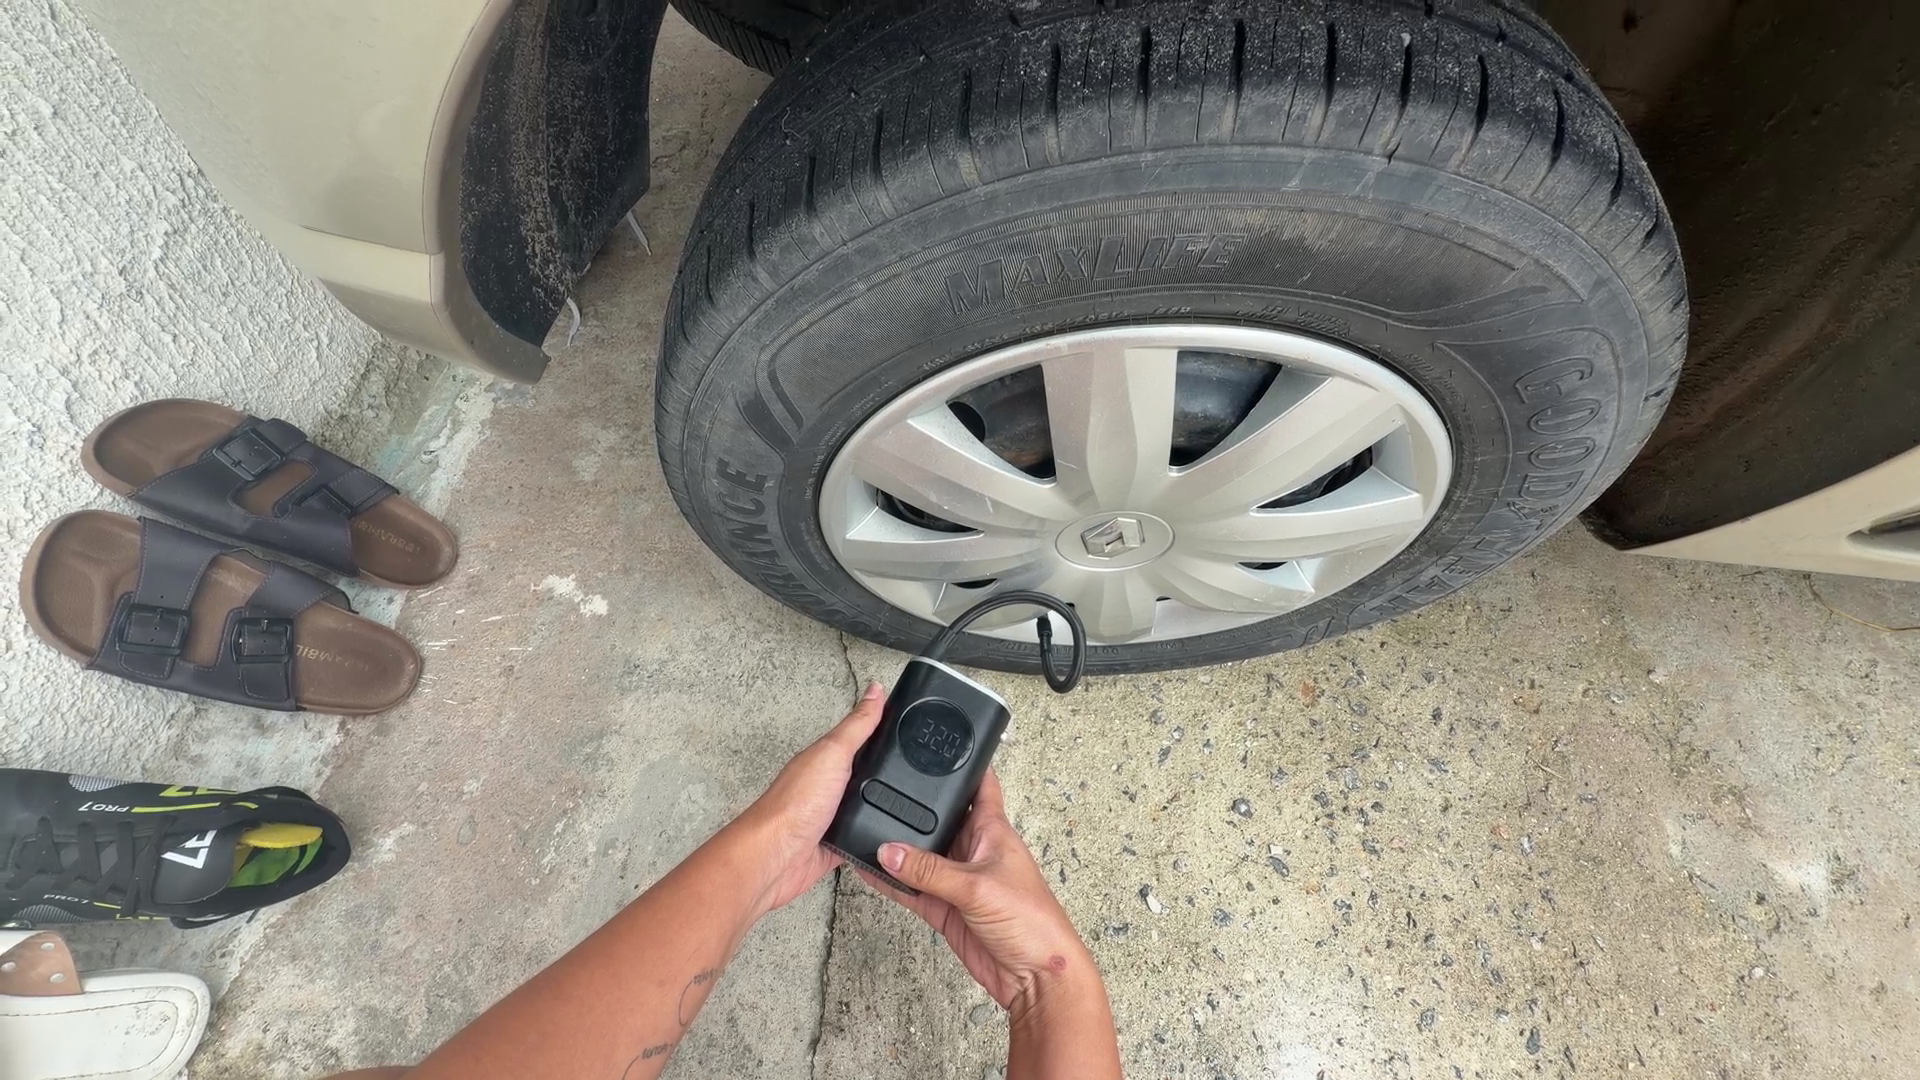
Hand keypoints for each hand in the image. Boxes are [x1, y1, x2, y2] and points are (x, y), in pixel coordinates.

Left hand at [730, 682, 886, 913]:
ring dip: (881, 802)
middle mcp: (829, 783)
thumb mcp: (832, 754)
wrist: (778, 855)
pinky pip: (863, 834)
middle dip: (887, 767)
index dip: (880, 724)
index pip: (859, 734)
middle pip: (865, 770)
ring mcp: (833, 813)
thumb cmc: (794, 803)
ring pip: (866, 802)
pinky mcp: (837, 842)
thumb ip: (857, 725)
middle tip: (914, 757)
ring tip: (907, 795)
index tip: (904, 713)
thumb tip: (875, 689)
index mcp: (827, 756)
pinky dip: (875, 833)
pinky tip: (889, 831)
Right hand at [857, 771, 1095, 1016]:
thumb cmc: (1031, 919)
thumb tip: (888, 851)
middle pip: (942, 819)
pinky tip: (870, 870)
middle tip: (886, 788)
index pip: (981, 785)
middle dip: (919, 807)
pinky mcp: (947, 908)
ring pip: (923, 855)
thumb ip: (930, 870)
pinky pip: (914, 889)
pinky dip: (893, 882)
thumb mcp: (977, 886)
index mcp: (994, 830)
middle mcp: (974, 849)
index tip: (943, 745)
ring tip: (866, 828)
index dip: (966, 763)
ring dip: (900, 848)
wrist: (1035, 977)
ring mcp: (959, 879)